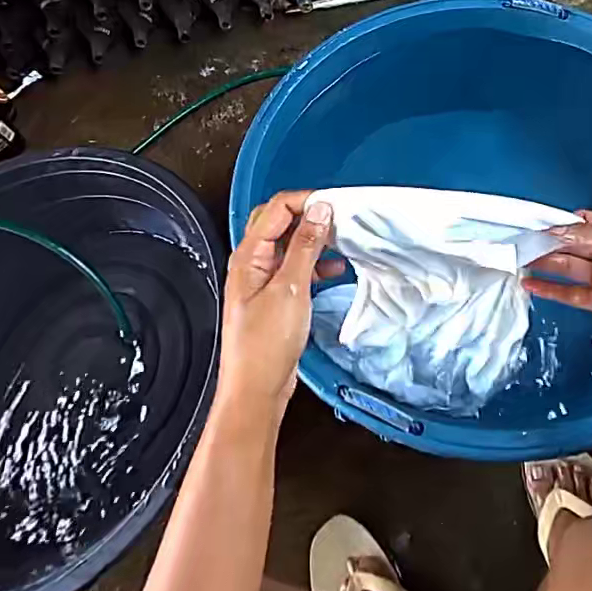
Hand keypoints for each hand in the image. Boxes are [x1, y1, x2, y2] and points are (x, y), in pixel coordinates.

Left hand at [218, 191, 340, 415]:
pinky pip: (297, 267)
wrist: (257, 389)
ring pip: (290, 245)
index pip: (276, 209)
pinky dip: (316, 263)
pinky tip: (336, 269)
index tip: (336, 206)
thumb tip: (320, 210)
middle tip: (339, 219)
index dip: (306, 201)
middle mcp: (253, 263)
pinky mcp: (276, 297)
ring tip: (342, 242)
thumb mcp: (292, 289)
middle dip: (309, 216)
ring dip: (315, 239)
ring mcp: (263, 280)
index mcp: (249, 256)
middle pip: (279, 222)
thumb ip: (306, 246)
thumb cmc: (266, 344)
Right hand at [523, 210, 591, 364]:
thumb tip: (561, 228)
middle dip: (551, 243)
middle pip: (578, 245)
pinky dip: (553, 290)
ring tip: (520, 262)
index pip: (591, 223)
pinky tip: (534, 286)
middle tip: (522, 242)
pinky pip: (573, 294)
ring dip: (548, 265)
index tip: (538, 222)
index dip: (565, 222)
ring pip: (572, 268)